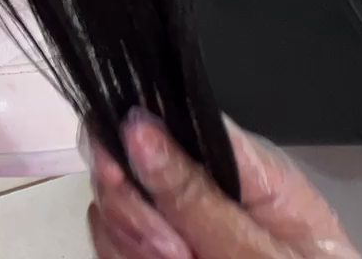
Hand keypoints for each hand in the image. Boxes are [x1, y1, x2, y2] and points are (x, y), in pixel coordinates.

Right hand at [89, 114, 360, 258]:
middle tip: (169, 253)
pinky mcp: (160, 243)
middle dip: (131, 206)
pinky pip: (112, 230)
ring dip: (126, 236)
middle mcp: (209, 183)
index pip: (166, 116)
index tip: (119, 178)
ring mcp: (182, 215)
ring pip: (112, 196)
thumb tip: (137, 125)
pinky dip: (122, 251)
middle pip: (125, 155)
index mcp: (249, 171)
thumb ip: (200, 200)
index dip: (126, 135)